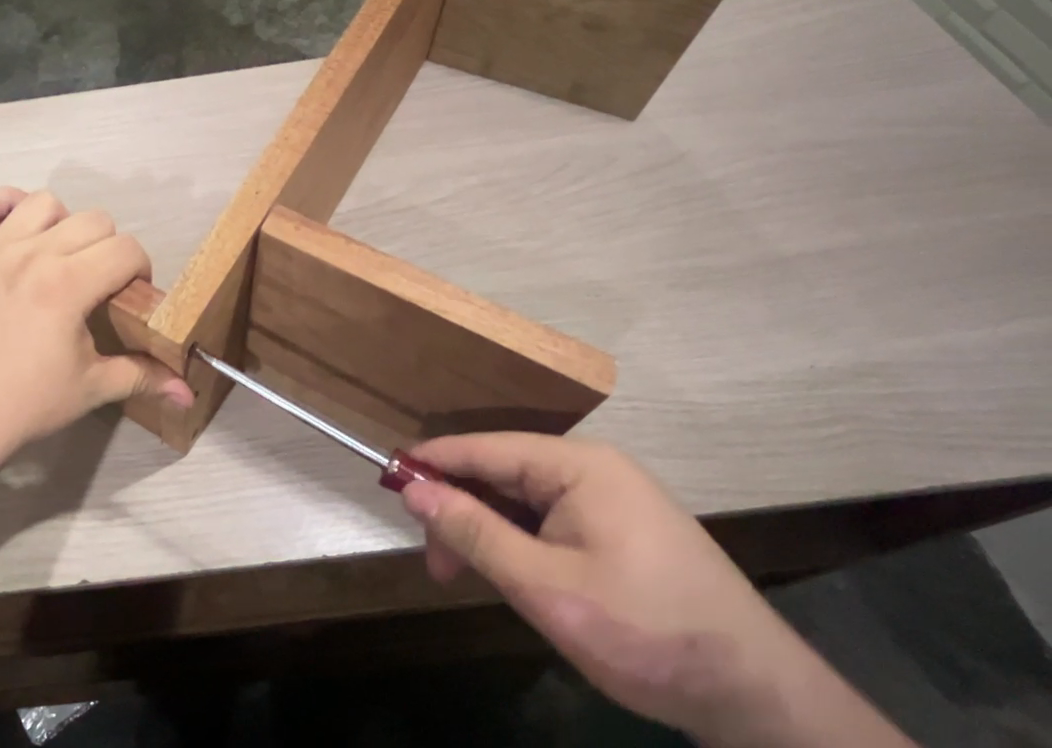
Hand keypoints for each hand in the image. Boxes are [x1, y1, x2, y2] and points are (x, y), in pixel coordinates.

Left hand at [0, 188, 191, 471]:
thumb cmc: (28, 403)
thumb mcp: (93, 389)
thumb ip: (143, 377)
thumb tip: (188, 395)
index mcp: (68, 285)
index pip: (126, 249)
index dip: (141, 269)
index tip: (133, 297)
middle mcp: (34, 255)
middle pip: (93, 220)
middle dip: (110, 248)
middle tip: (103, 286)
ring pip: (44, 203)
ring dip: (64, 223)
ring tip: (64, 258)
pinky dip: (4, 205)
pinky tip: (19, 226)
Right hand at [399, 434, 912, 747]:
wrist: (758, 695)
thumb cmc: (646, 631)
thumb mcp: (545, 586)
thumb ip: (474, 531)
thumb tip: (412, 488)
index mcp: (579, 466)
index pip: (484, 447)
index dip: (431, 462)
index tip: (385, 480)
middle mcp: (594, 470)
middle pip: (501, 472)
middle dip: (459, 510)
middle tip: (436, 565)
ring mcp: (612, 500)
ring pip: (522, 500)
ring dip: (486, 532)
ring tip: (464, 577)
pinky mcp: (621, 531)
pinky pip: (549, 521)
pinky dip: (517, 543)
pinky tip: (507, 574)